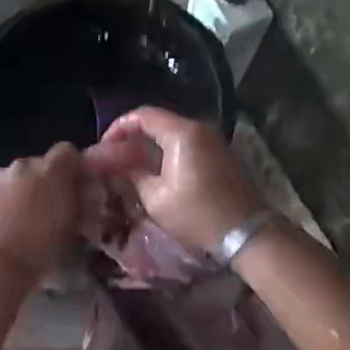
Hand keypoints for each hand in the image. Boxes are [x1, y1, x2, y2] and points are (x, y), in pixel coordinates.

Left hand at [0, 143, 83, 276]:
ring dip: (18, 190)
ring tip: (17, 218)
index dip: (69, 168)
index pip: (66, 151)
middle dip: (42, 181)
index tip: (70, 187)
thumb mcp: (75, 225)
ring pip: (13, 177)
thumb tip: (84, 191)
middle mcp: (23, 165)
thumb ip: (81, 200)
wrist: (1, 265)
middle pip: (37, 165)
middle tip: (43, 209)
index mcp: (53, 169)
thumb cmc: (45, 249)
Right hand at [84, 107, 264, 252]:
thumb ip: (131, 173)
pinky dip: (164, 153)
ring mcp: (212, 142)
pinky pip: (184, 145)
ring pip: (170, 134)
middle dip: (131, 137)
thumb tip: (111, 161)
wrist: (246, 234)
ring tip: (128, 167)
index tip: (103, 148)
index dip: (118, 127)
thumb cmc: (196, 215)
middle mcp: (199, 130)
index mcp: (182, 134)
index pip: (142, 115)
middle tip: (112, 158)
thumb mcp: (155, 197)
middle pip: (157, 122)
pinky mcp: (219, 156)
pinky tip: (152, 172)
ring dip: (147, 146)